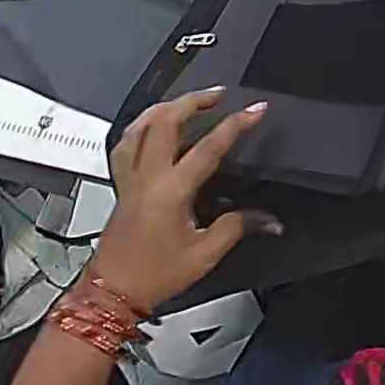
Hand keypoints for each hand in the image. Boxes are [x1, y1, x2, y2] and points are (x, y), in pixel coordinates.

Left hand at [90, 87, 279, 313]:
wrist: (115, 290)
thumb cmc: (154, 274)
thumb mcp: (204, 254)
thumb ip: (237, 228)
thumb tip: (268, 221)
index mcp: (171, 191)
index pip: (208, 147)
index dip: (235, 125)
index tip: (254, 111)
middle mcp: (147, 177)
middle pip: (166, 121)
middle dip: (193, 100)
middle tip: (217, 95)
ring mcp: (130, 177)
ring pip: (140, 126)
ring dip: (165, 107)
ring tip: (185, 100)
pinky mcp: (121, 184)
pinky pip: (125, 143)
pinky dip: (139, 126)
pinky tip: (149, 125)